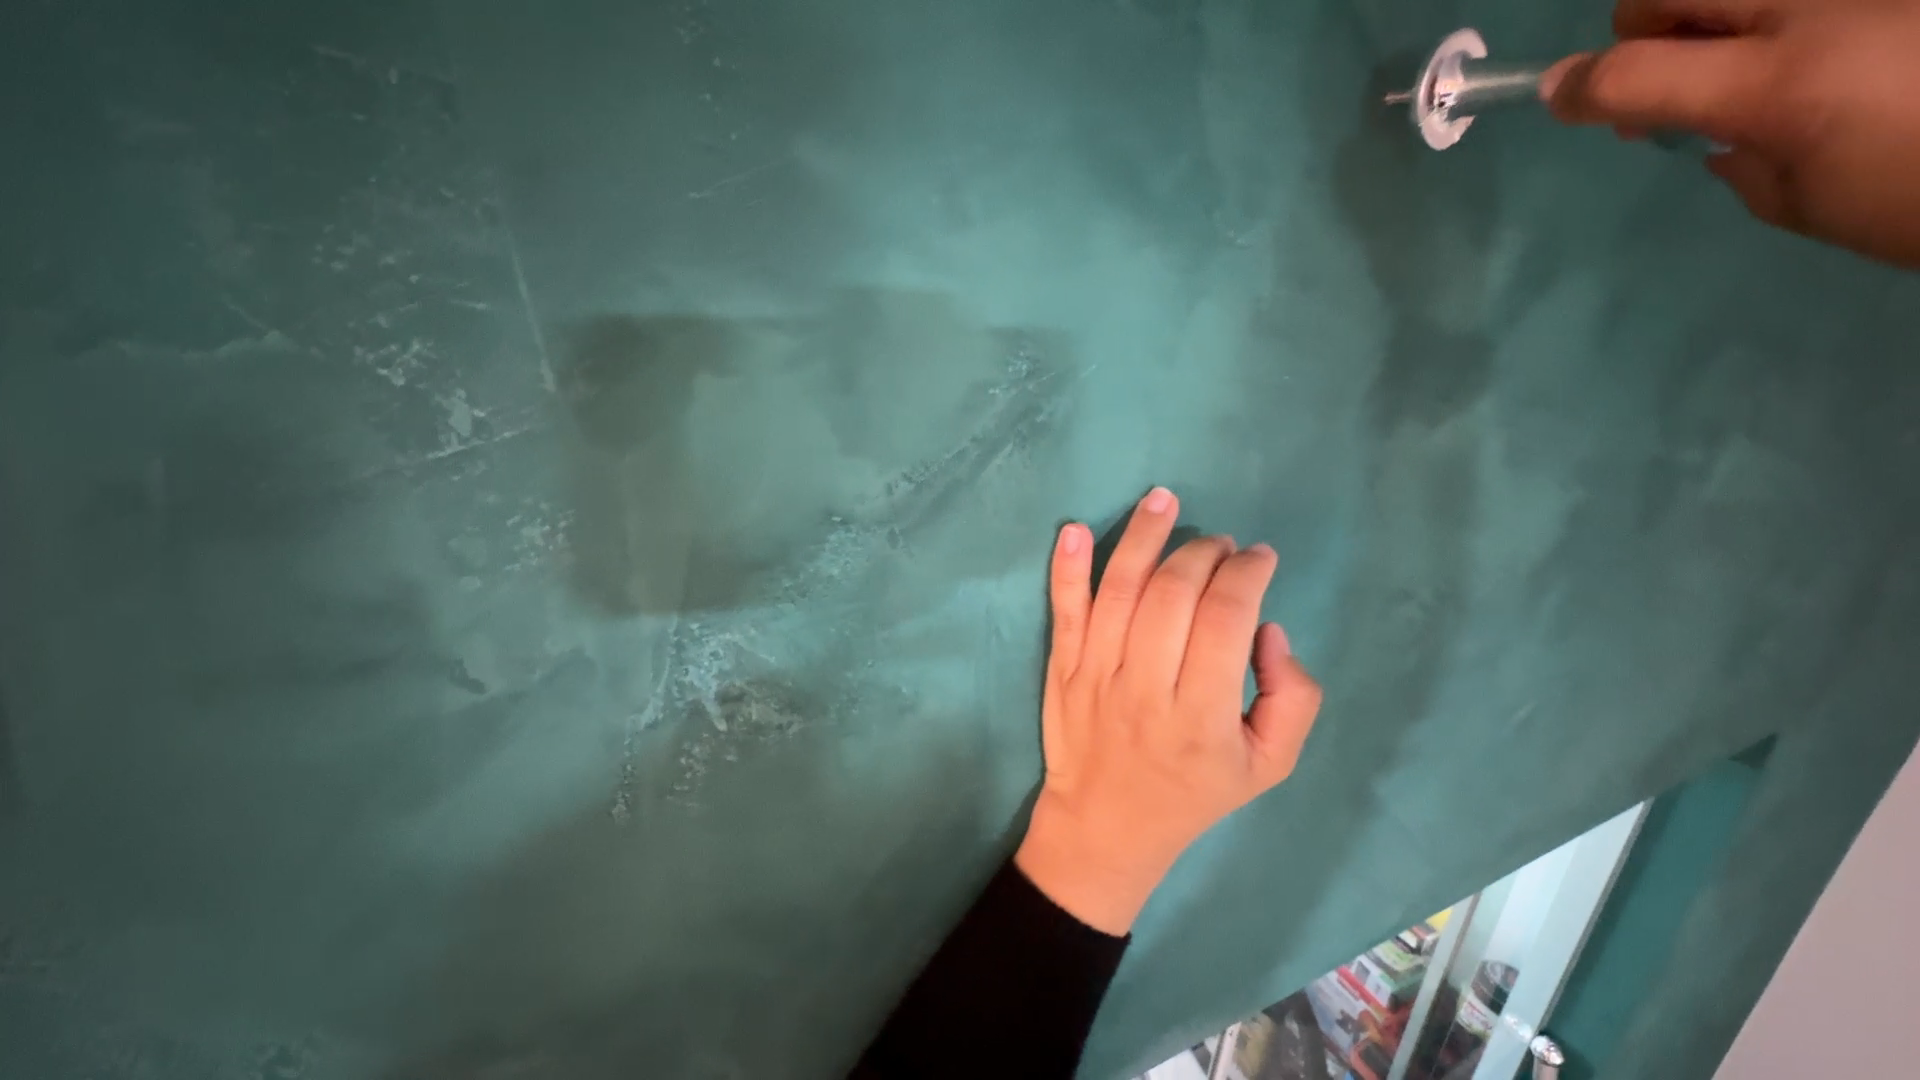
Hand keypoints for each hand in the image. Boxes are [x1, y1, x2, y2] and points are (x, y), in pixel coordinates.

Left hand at [1013, 487, 1323, 935]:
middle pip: (1173, 594)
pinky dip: (1066, 568)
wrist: (1105, 827)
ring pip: (1118, 590)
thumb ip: (1293, 700)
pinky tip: (1072, 529)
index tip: (1260, 558)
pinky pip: (1063, 611)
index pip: (1225, 619)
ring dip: (1142, 537)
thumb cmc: (1192, 794)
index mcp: (1202, 715)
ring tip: (1164, 500)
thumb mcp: (1269, 766)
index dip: (1247, 575)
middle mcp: (1145, 687)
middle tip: (1222, 545)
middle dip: (1204, 553)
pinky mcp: (1061, 669)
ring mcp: (1095, 675)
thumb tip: (1271, 632)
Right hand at [1540, 0, 1919, 267]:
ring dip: (1719, 19)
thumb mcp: (1809, 206)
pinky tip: (1832, 49)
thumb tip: (1703, 128)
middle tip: (1673, 71)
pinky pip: (1801, 5)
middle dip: (1648, 27)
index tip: (1557, 98)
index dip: (1576, 89)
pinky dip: (1789, 23)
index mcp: (1782, 83)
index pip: (1628, 73)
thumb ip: (1734, 157)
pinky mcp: (1873, 8)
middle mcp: (1819, 7)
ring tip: (1760, 61)